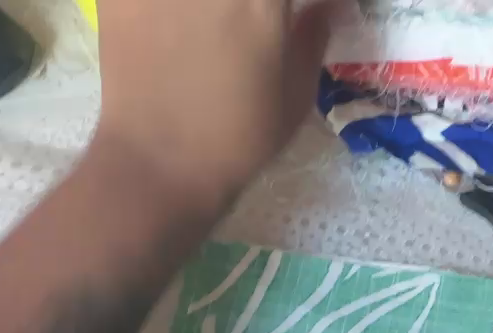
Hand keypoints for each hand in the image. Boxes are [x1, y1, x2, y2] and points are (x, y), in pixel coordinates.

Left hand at [90, 0, 335, 214]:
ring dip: (226, 7)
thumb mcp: (295, 97)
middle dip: (260, 3)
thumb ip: (312, 37)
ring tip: (227, 20)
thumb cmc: (242, 137)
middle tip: (263, 15)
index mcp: (263, 5)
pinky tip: (184, 21)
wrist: (162, 157)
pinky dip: (179, 8)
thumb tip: (329, 3)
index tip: (310, 5)